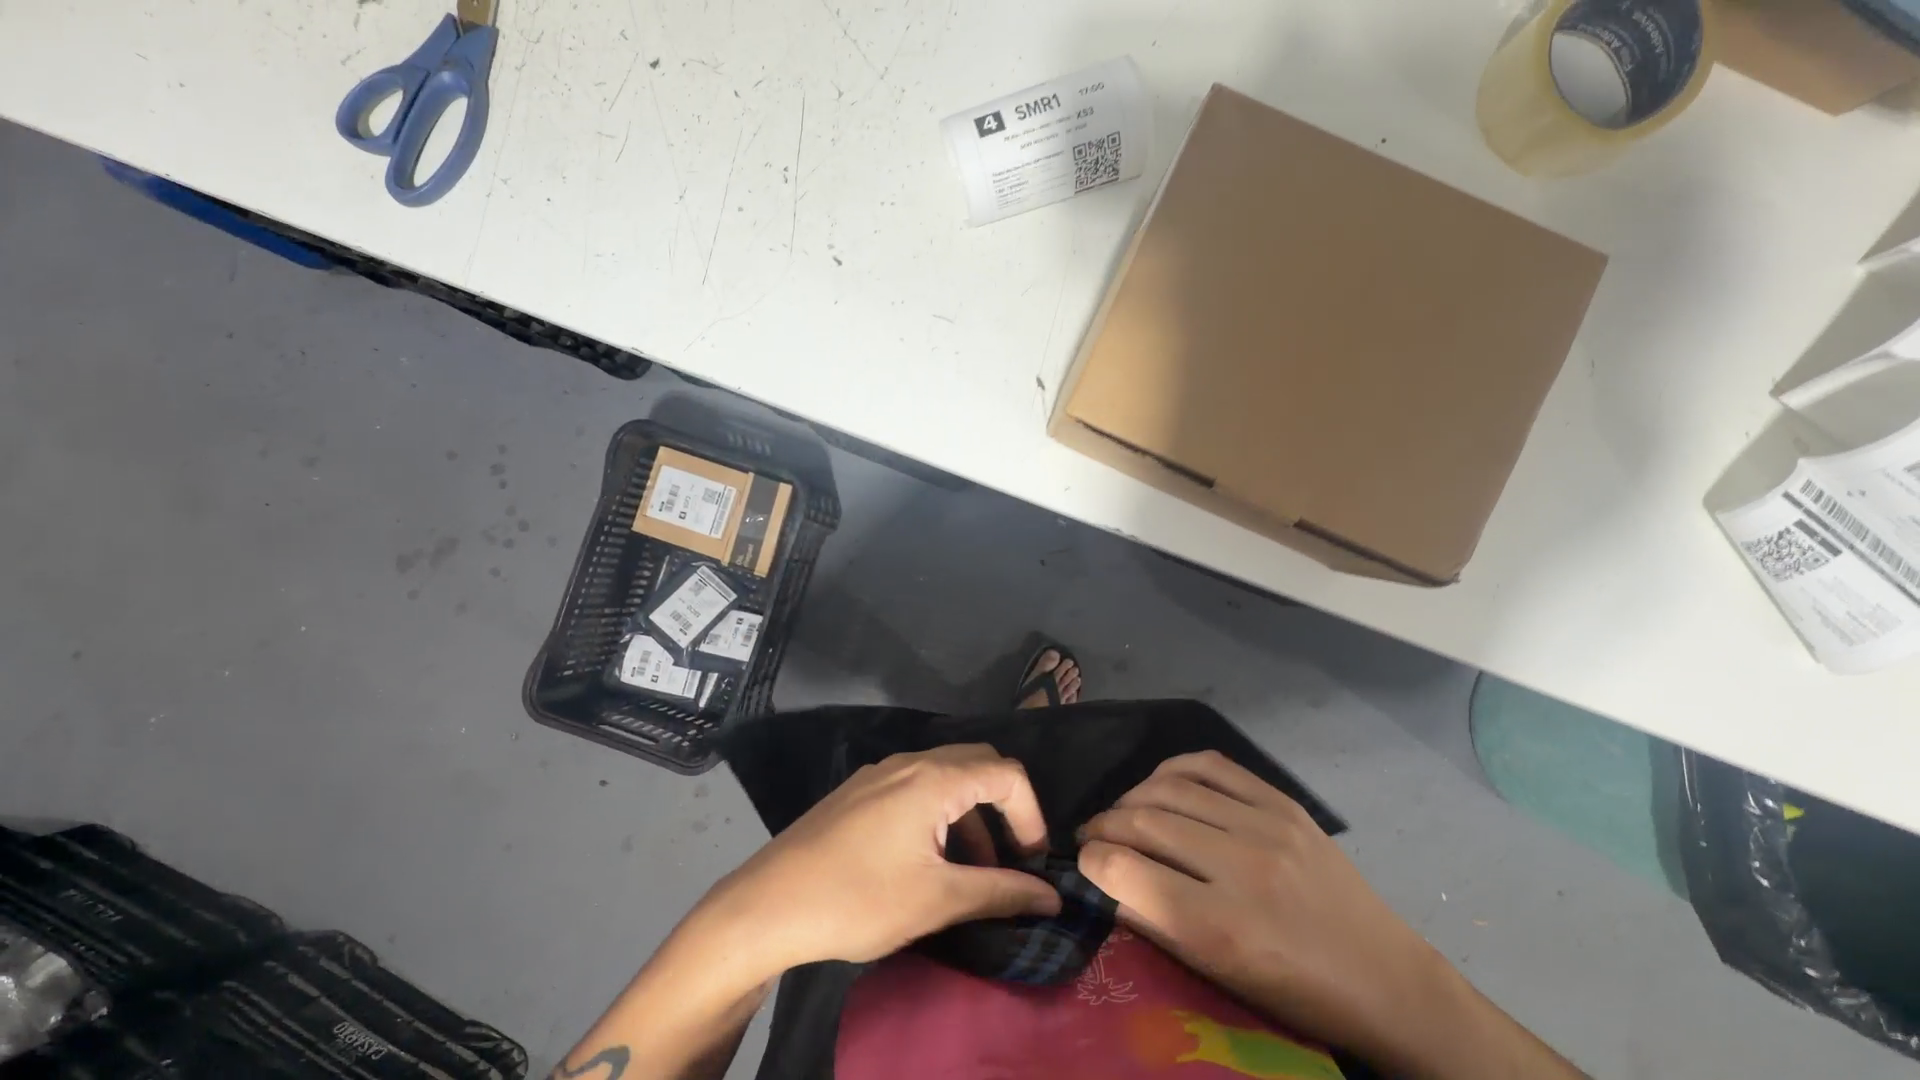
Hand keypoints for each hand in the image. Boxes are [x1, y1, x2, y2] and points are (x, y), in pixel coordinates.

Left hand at [697, 744, 1062, 970]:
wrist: (766, 907)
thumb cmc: (858, 900)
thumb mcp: (938, 901)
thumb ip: (1001, 892)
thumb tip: (1052, 896)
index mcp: (933, 779)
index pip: (1006, 773)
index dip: (1032, 815)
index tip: (1033, 863)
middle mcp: (907, 763)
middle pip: (976, 765)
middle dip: (1003, 810)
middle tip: (1012, 859)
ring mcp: (877, 776)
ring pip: (943, 780)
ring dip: (970, 819)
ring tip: (973, 874)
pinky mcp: (856, 795)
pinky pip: (914, 790)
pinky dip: (938, 818)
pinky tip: (928, 864)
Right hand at [1077, 751, 1454, 1068]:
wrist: (1382, 977)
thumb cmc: (1293, 992)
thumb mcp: (1215, 975)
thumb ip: (1154, 923)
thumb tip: (1105, 879)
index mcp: (1220, 926)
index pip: (1124, 870)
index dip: (1090, 863)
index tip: (1083, 864)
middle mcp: (1241, 865)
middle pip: (1142, 821)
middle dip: (1103, 827)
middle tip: (1091, 838)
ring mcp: (1266, 825)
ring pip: (1170, 787)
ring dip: (1130, 797)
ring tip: (1121, 814)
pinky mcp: (1284, 803)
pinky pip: (1212, 764)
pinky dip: (1172, 770)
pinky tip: (1159, 785)